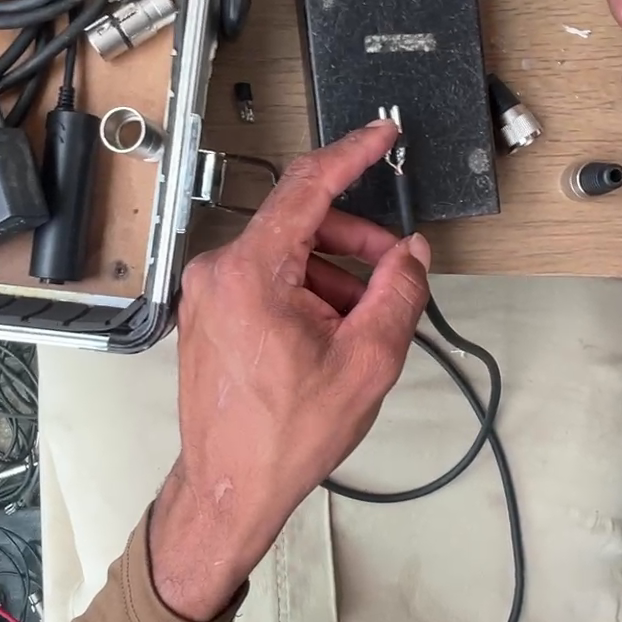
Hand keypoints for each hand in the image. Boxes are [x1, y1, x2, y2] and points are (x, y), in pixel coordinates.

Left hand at [150, 121, 431, 620]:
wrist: (230, 486)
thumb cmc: (283, 436)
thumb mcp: (367, 362)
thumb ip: (398, 294)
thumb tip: (412, 254)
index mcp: (252, 272)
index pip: (307, 186)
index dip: (352, 154)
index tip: (381, 135)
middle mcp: (220, 271)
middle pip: (301, 223)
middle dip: (356, 241)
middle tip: (396, 269)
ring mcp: (209, 291)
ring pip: (287, 253)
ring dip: (333, 272)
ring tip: (364, 317)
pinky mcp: (210, 310)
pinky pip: (266, 278)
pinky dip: (305, 290)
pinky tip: (330, 328)